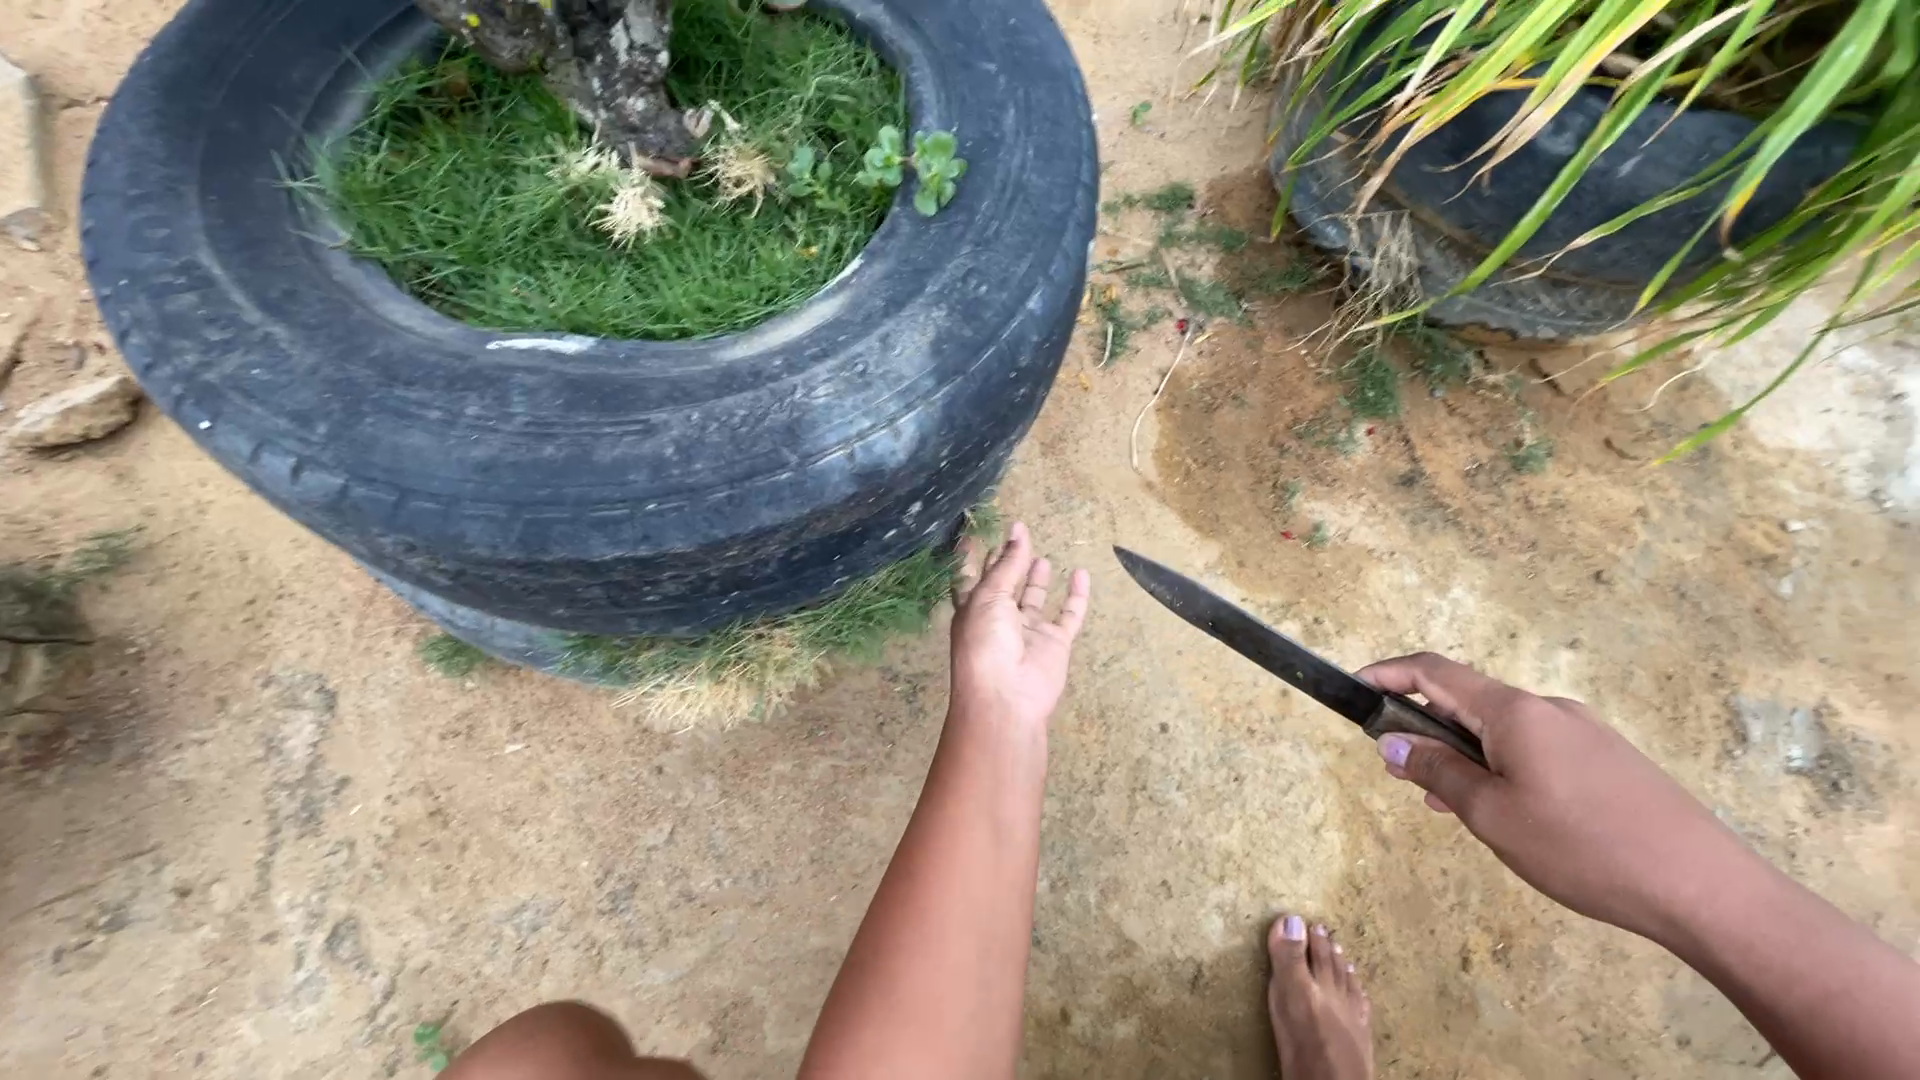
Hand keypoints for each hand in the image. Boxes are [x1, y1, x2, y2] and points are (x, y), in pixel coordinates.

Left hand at [948, 522, 1090, 732]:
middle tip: (1017, 533)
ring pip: (1033, 598)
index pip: (970, 577)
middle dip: (1007, 561)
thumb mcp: (989, 597)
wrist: (1007, 697)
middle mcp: (998, 618)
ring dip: (1035, 577)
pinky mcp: (1054, 643)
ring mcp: (1027, 631)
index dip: (971, 557)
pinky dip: (1076, 596)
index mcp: (972, 609)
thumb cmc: (986, 644)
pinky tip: (1080, 574)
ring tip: (1039, 555)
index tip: (976, 532)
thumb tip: (1017, 533)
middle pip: (1003, 584)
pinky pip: (1069, 615)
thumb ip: (1007, 565)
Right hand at [1357, 652, 1745, 940]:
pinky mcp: (1609, 762)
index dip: (1388, 673)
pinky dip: (1500, 767)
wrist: (1712, 893)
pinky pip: (1535, 750)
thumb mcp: (1492, 814)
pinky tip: (1502, 811)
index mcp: (1515, 712)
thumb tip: (1392, 742)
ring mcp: (1584, 734)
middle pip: (1468, 702)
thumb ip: (1436, 771)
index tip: (1356, 687)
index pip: (1434, 671)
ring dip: (1462, 754)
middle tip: (1398, 769)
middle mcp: (1549, 710)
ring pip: (1501, 731)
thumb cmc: (1585, 848)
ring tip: (1445, 800)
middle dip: (1424, 728)